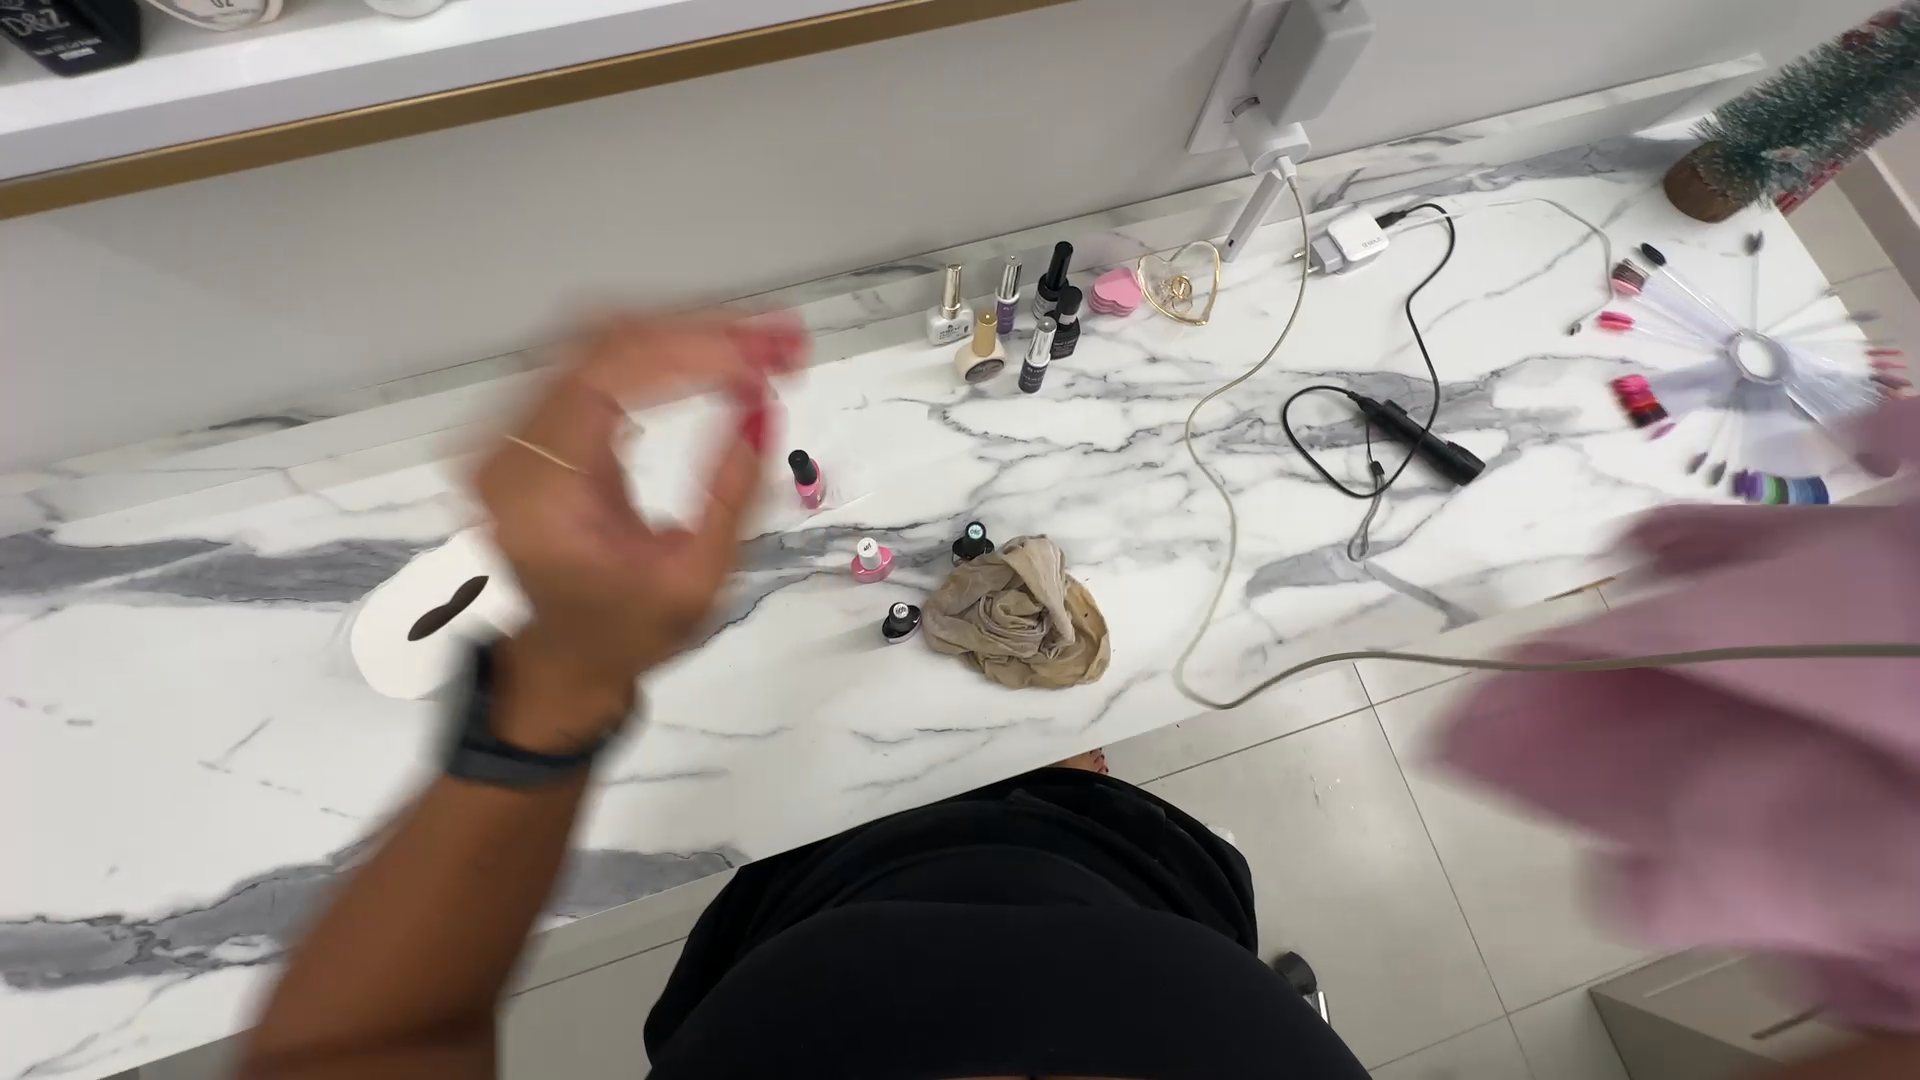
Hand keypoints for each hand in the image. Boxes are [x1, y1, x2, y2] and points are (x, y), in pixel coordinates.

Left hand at [475, 313, 806, 750]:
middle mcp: (508, 445)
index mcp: (538, 490)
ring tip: (763, 344)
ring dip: (689, 332)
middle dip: (705, 330)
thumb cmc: (625, 635)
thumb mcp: (696, 580)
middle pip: (605, 341)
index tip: (768, 358)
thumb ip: (731, 493)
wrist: (562, 663)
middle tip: (782, 340)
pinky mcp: (533, 428)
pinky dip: (665, 353)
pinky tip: (716, 357)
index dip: (697, 352)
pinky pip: (599, 364)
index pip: (610, 377)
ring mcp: (512, 431)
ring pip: (602, 341)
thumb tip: (763, 407)